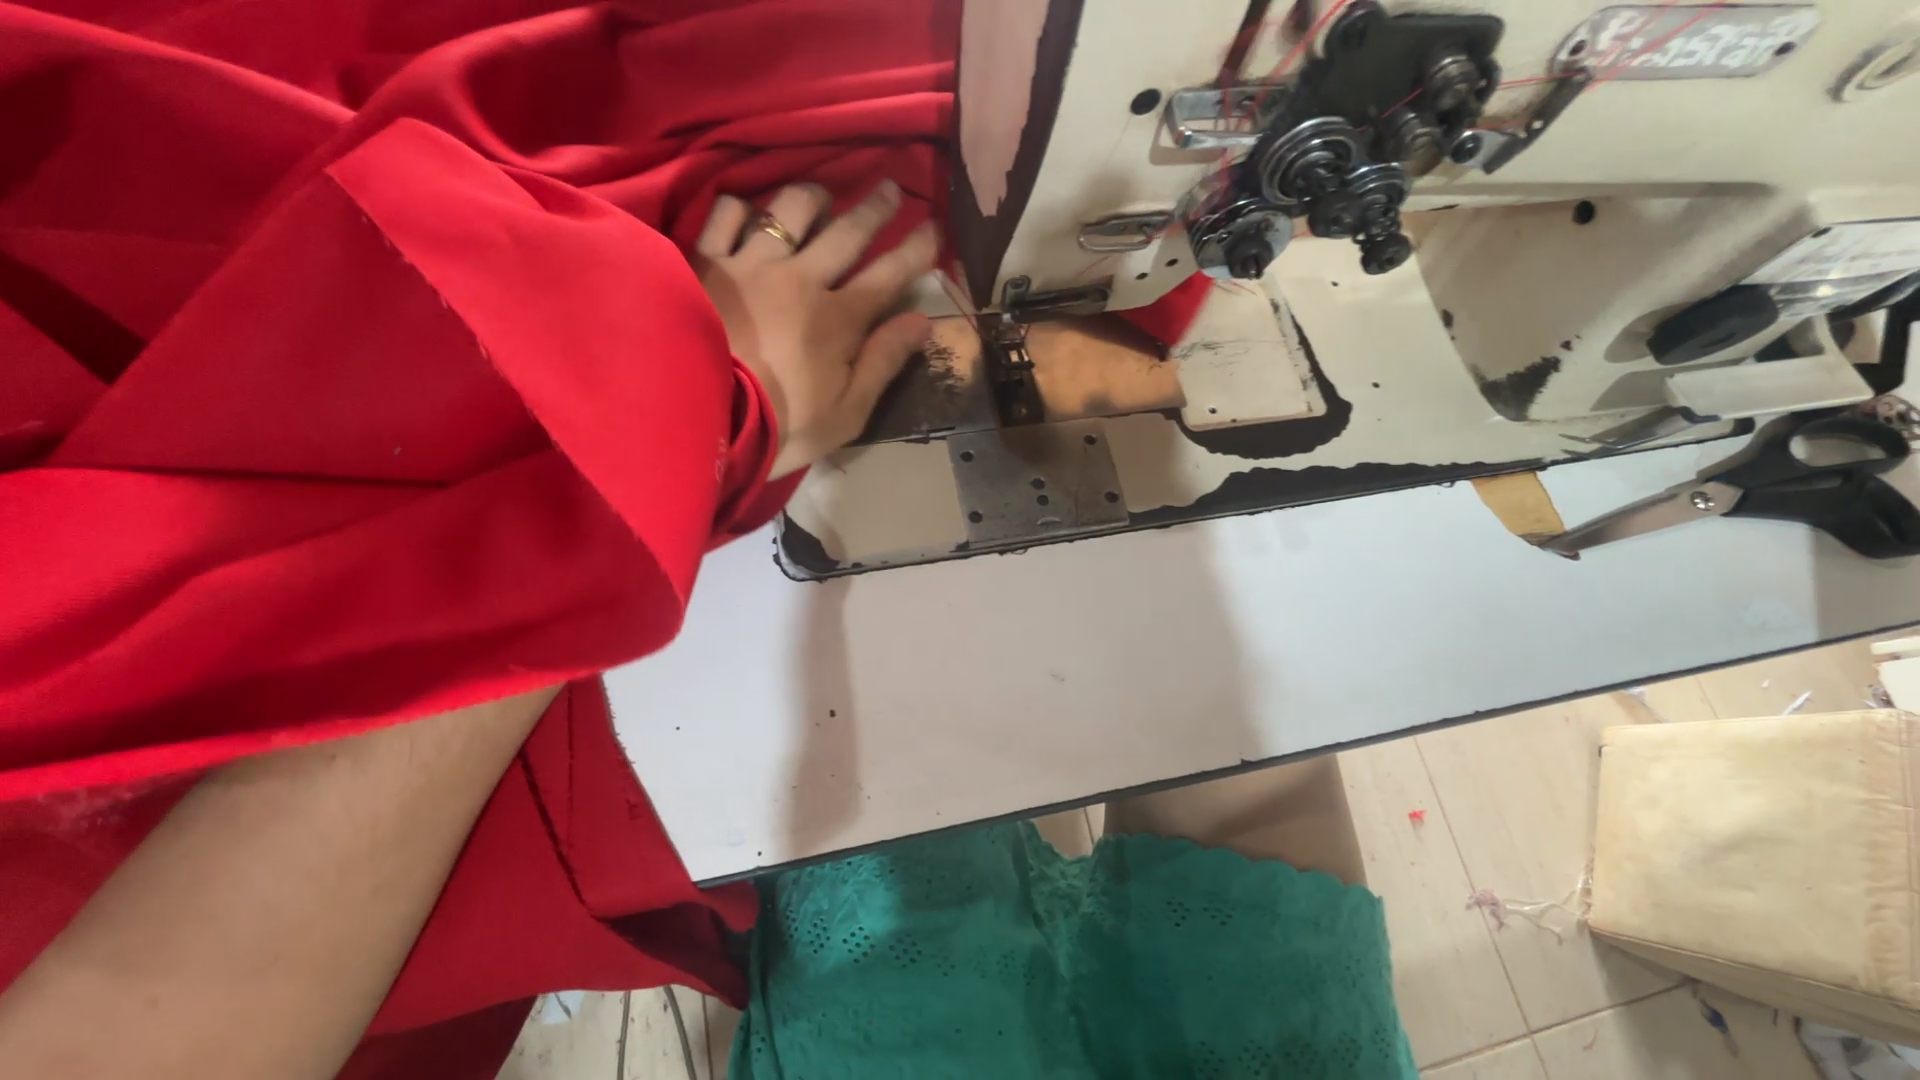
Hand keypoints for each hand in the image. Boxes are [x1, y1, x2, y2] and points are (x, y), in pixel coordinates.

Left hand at [693, 181, 937, 478]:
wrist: (697, 419)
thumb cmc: (780, 426)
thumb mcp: (846, 413)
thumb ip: (884, 363)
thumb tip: (922, 322)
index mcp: (839, 319)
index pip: (889, 275)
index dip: (915, 250)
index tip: (934, 227)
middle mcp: (801, 279)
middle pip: (846, 233)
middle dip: (875, 209)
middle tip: (891, 188)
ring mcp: (751, 265)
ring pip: (789, 211)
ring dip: (812, 198)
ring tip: (821, 195)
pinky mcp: (706, 263)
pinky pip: (725, 216)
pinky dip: (740, 209)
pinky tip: (747, 212)